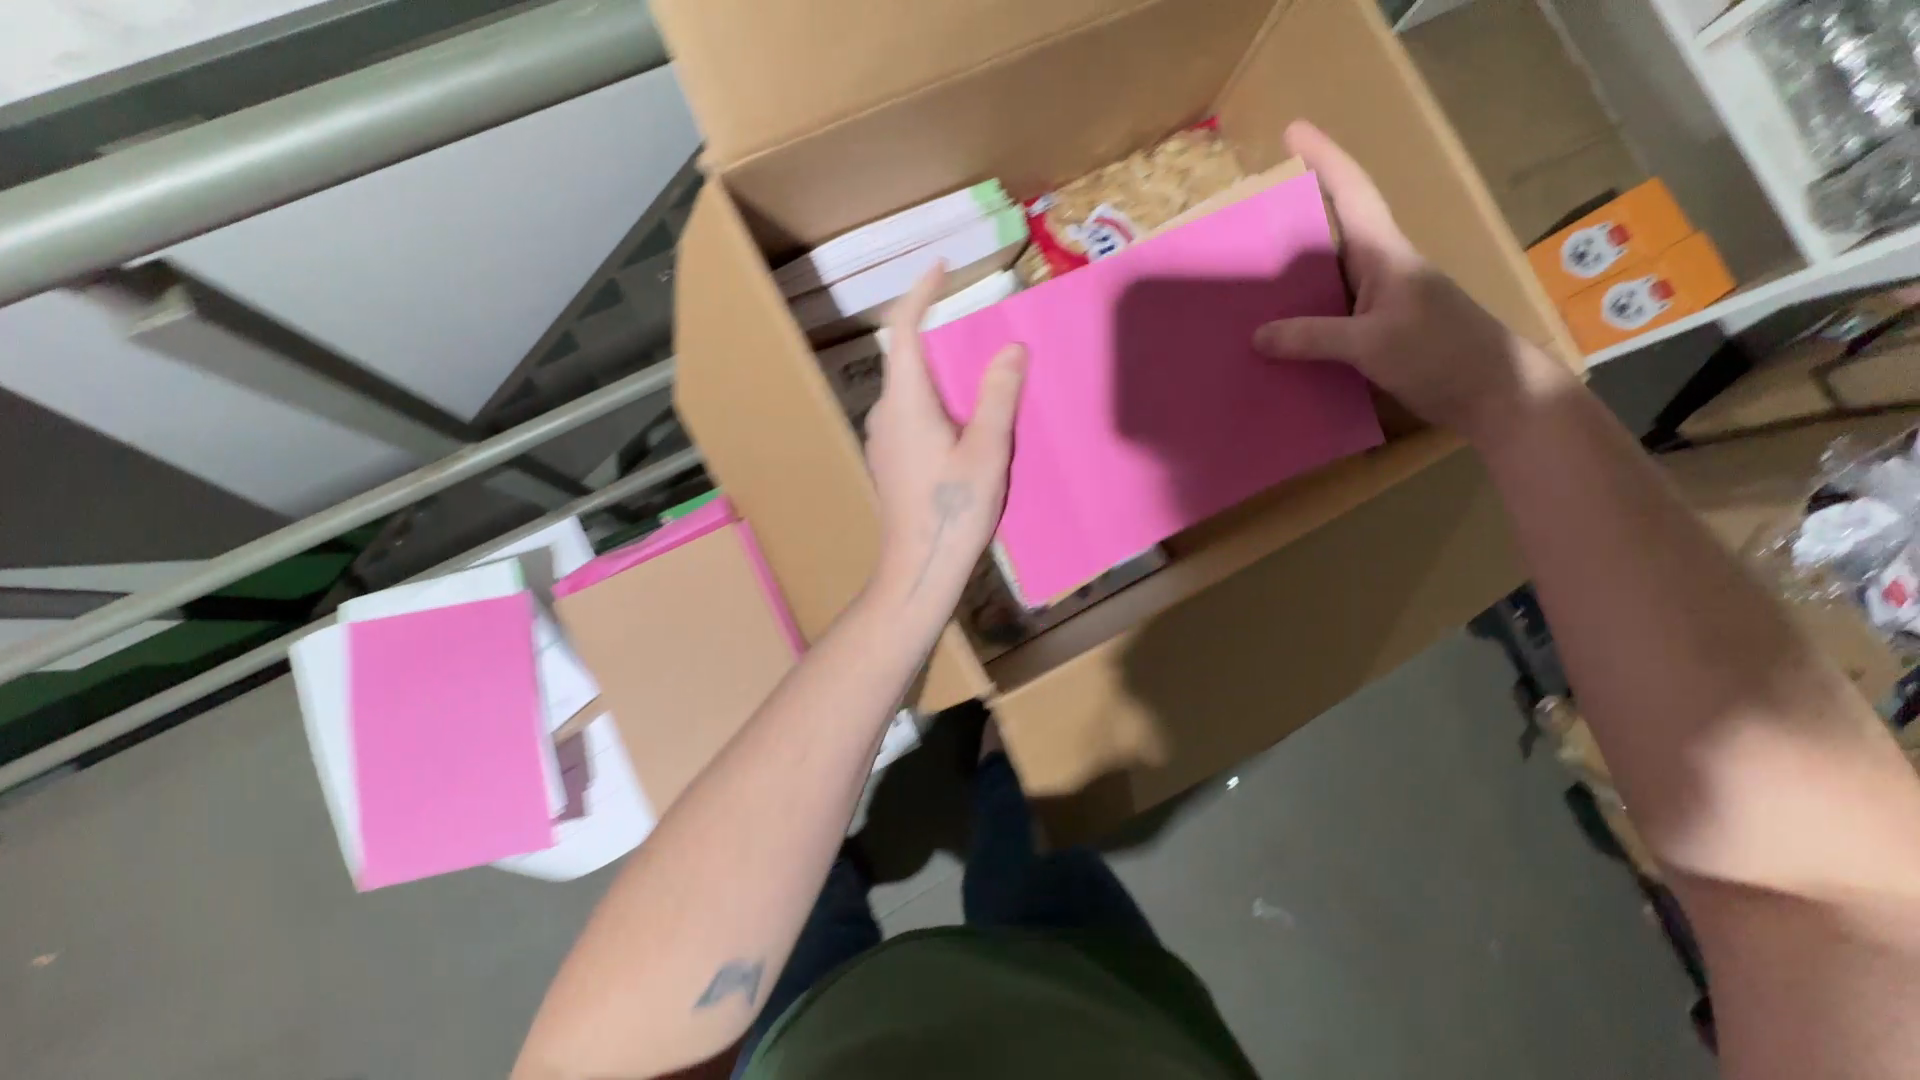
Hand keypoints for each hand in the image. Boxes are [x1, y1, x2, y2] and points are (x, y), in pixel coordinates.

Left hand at [864, 266, 1027, 614]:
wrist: (918, 569)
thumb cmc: (952, 510)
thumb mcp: (987, 451)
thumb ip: (998, 395)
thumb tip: (1012, 348)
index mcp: (905, 402)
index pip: (904, 330)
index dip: (920, 293)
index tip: (943, 267)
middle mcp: (885, 413)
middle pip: (909, 358)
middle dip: (943, 336)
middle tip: (985, 332)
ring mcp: (884, 439)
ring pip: (913, 389)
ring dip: (944, 374)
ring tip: (986, 380)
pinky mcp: (890, 460)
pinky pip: (914, 414)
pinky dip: (940, 402)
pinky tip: (969, 425)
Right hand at [1252, 121, 1571, 444]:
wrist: (1497, 396)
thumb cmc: (1443, 354)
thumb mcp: (1373, 343)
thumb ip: (1314, 337)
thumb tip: (1257, 336)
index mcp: (1386, 254)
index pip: (1352, 193)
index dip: (1324, 159)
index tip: (1292, 131)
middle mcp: (1382, 270)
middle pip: (1334, 230)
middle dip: (1296, 216)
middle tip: (1250, 214)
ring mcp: (1382, 303)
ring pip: (1329, 276)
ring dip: (1294, 273)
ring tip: (1249, 274)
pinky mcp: (1381, 334)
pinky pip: (1331, 314)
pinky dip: (1303, 316)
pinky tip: (1276, 334)